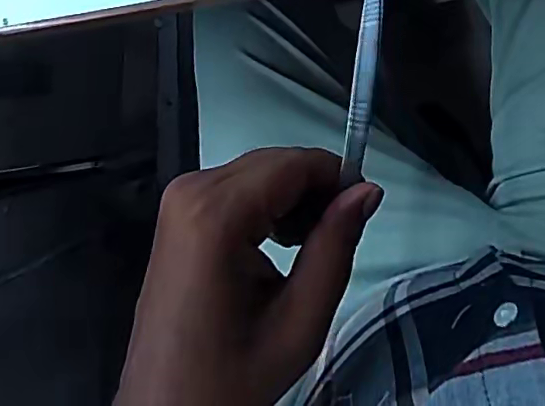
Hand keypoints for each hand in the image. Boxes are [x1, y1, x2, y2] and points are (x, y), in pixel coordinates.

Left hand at [116, 148, 382, 405]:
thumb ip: (335, 249)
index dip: (335, 173)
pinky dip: (267, 203)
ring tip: (309, 248)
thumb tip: (365, 193)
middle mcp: (191, 191)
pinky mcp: (180, 207)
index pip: (290, 163)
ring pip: (258, 170)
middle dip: (314, 189)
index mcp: (214, 215)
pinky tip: (280, 242)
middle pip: (273, 162)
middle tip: (342, 233)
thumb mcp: (298, 325)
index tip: (364, 199)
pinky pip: (236, 185)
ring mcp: (180, 196)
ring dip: (292, 197)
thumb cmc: (224, 381)